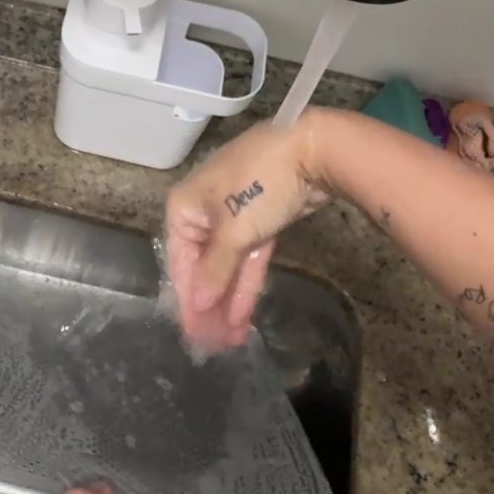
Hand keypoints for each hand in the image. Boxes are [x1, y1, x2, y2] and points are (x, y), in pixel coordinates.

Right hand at [164, 114, 335, 351]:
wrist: (314, 149)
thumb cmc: (260, 185)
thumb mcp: (233, 232)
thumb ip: (213, 273)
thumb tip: (196, 307)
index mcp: (183, 207)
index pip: (179, 262)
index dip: (186, 301)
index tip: (192, 335)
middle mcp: (203, 211)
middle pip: (202, 267)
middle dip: (208, 306)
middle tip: (211, 345)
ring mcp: (233, 215)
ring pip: (226, 266)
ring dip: (227, 301)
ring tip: (228, 339)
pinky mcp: (260, 220)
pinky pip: (247, 258)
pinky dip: (245, 284)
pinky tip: (241, 316)